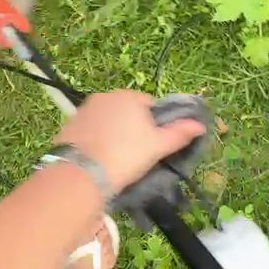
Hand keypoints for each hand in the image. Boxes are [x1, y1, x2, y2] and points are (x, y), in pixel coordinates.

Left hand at [55, 91, 206, 190]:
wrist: (82, 173)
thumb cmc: (126, 155)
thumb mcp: (158, 146)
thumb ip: (179, 133)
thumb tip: (200, 125)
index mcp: (128, 96)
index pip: (149, 104)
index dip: (155, 124)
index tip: (153, 144)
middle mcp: (104, 96)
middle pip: (126, 110)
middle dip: (133, 127)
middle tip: (136, 153)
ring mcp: (84, 110)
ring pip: (107, 120)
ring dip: (113, 132)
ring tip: (116, 157)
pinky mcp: (69, 125)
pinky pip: (90, 130)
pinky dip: (96, 139)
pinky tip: (98, 157)